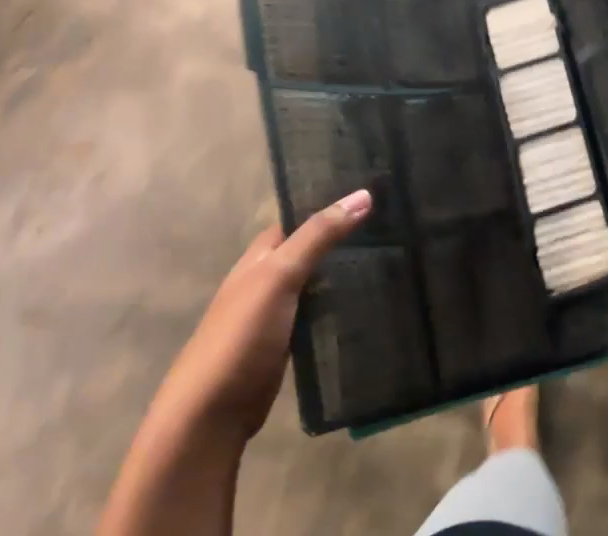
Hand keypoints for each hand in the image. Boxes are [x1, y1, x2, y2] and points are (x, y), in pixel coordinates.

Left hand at [150, 189, 371, 439]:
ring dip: (346, 272)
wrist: (211, 414)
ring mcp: (276, 315)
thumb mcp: (279, 277)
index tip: (373, 194)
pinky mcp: (288, 344)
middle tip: (395, 224)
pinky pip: (320, 313)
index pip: (296, 220)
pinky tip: (371, 301)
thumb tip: (364, 194)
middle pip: (309, 250)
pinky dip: (342, 304)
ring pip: (317, 283)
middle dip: (344, 238)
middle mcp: (264, 282)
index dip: (328, 204)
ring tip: (396, 256)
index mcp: (256, 260)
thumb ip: (318, 236)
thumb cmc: (240, 337)